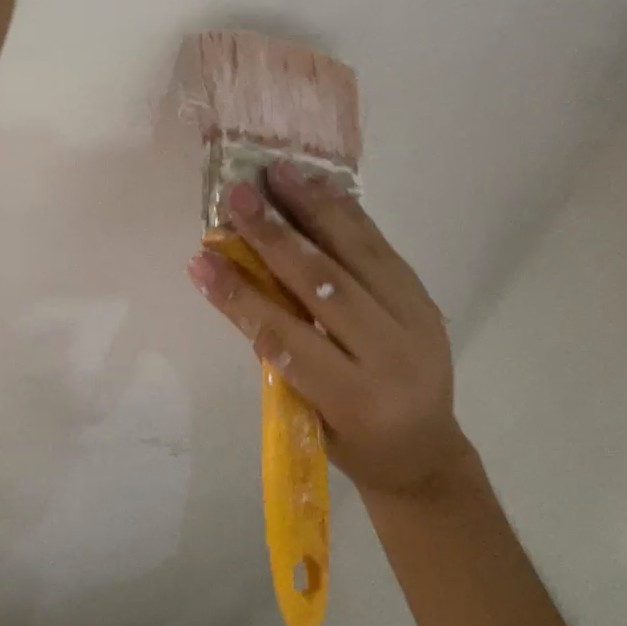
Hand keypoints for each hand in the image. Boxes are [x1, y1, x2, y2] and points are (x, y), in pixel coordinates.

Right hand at [187, 162, 472, 496]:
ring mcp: (416, 322)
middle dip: (275, 236)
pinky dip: (348, 214)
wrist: (424, 453)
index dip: (240, 296)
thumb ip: (277, 351)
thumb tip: (236, 281)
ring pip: (360, 255)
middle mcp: (391, 356)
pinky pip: (383, 249)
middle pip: (326, 285)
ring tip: (278, 173)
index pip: (286, 336)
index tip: (201, 258)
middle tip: (238, 196)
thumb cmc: (350, 443)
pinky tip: (319, 186)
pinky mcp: (425, 300)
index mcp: (353, 397)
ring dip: (314, 209)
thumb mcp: (304, 413)